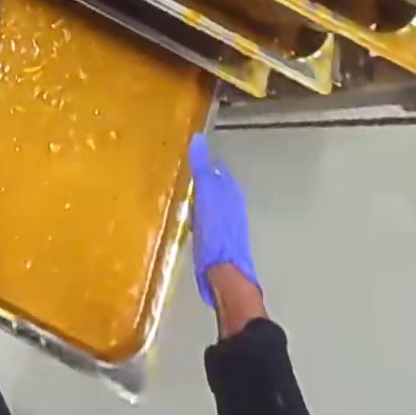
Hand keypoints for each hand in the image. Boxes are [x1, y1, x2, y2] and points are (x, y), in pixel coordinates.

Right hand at [188, 133, 259, 319]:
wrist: (225, 276)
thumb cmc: (215, 234)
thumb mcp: (206, 196)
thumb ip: (202, 168)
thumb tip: (199, 138)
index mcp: (228, 192)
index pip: (217, 168)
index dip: (205, 160)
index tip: (189, 152)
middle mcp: (232, 206)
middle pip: (217, 186)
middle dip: (203, 178)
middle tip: (183, 170)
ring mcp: (228, 226)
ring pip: (214, 203)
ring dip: (202, 197)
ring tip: (184, 191)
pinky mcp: (220, 243)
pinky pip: (210, 221)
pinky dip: (200, 215)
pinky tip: (191, 219)